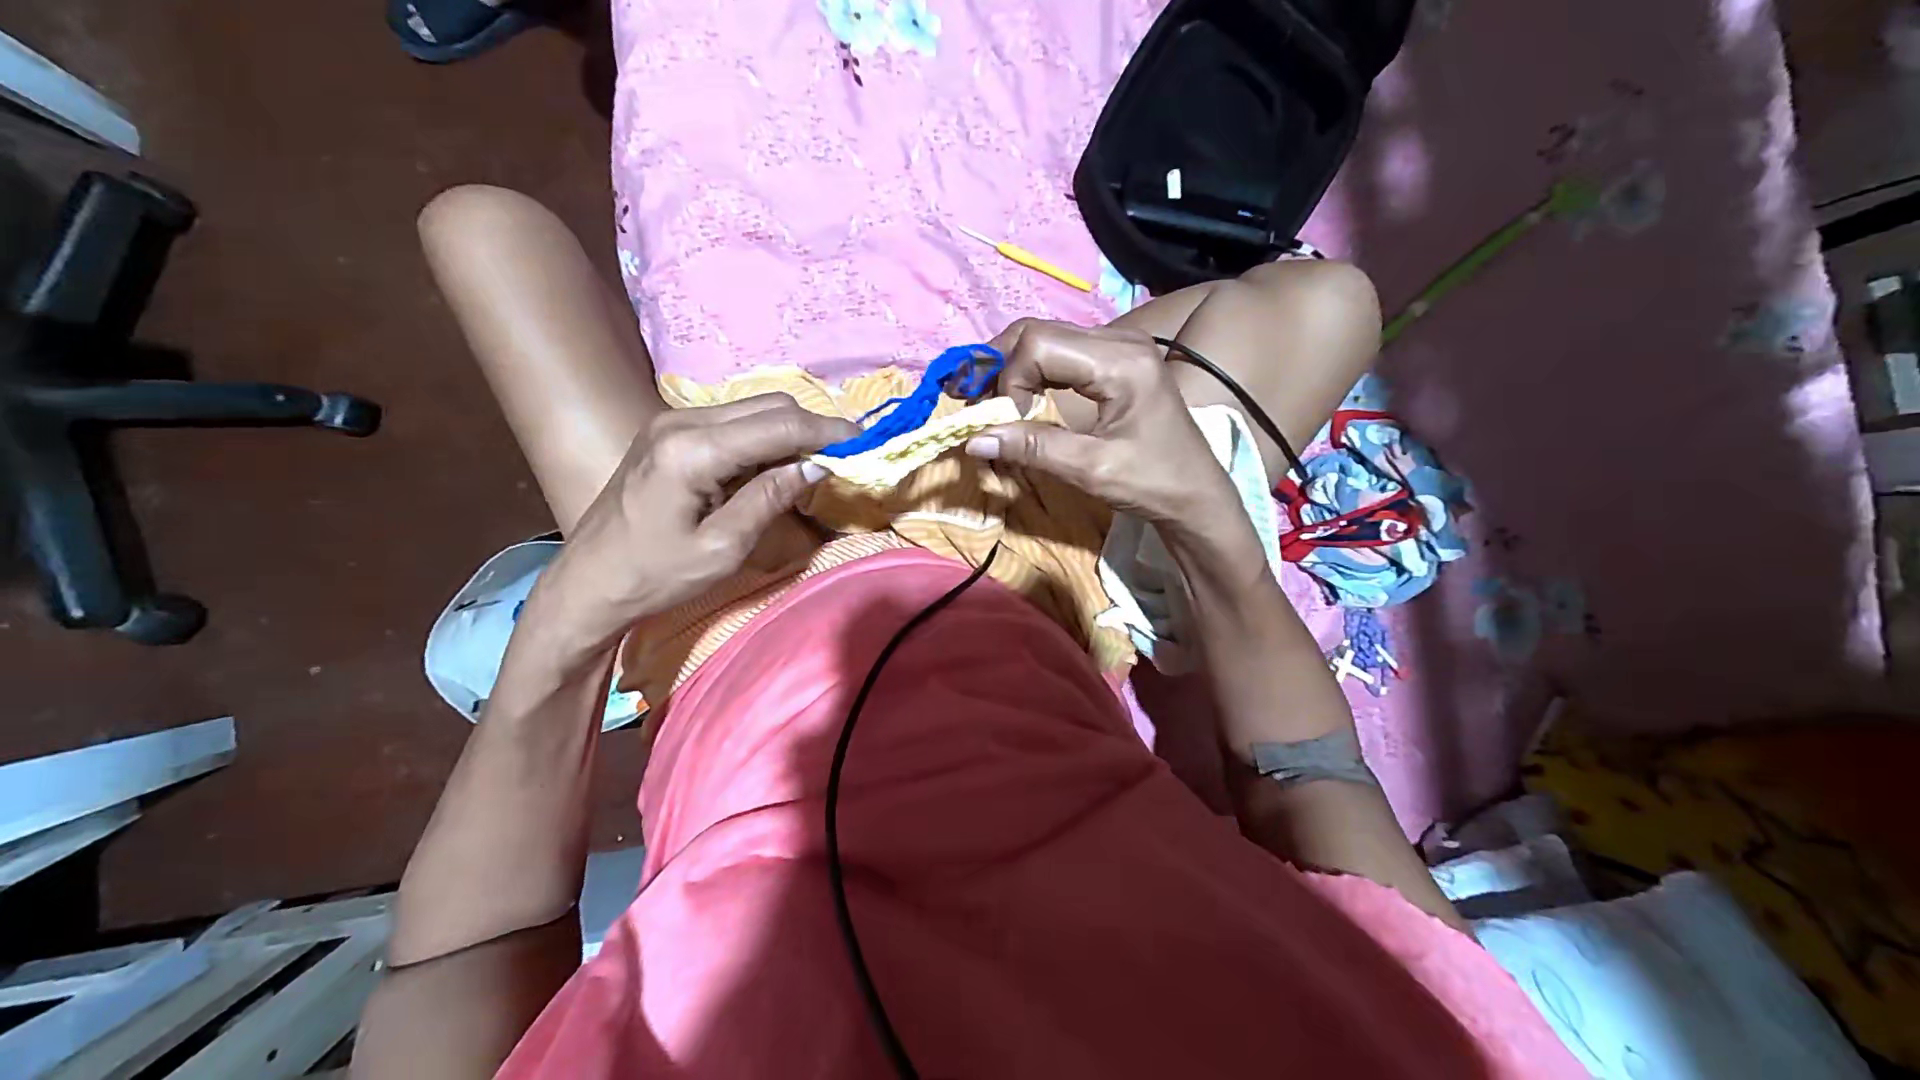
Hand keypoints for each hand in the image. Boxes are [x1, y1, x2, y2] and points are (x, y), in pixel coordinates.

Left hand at [529, 395, 857, 653]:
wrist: (588, 582)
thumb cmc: (655, 575)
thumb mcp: (722, 548)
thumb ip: (771, 498)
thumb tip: (818, 466)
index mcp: (692, 451)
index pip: (779, 425)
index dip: (827, 431)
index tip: (866, 441)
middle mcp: (681, 421)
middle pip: (768, 405)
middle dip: (812, 428)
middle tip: (845, 458)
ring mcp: (671, 421)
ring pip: (752, 409)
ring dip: (789, 431)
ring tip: (816, 464)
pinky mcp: (669, 432)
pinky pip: (732, 422)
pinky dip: (764, 438)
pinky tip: (776, 465)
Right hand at [965, 319, 1247, 548]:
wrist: (1195, 494)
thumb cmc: (1152, 483)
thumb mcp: (1090, 470)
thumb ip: (1033, 448)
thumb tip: (973, 438)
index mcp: (1121, 361)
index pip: (1039, 344)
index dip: (1009, 379)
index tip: (1006, 423)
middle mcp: (1120, 340)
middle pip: (1038, 331)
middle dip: (1002, 366)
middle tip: (980, 403)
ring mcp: (1119, 345)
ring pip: (1045, 337)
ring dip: (1013, 368)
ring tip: (994, 403)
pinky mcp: (1115, 358)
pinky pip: (1060, 351)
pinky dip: (1033, 371)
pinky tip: (1022, 398)